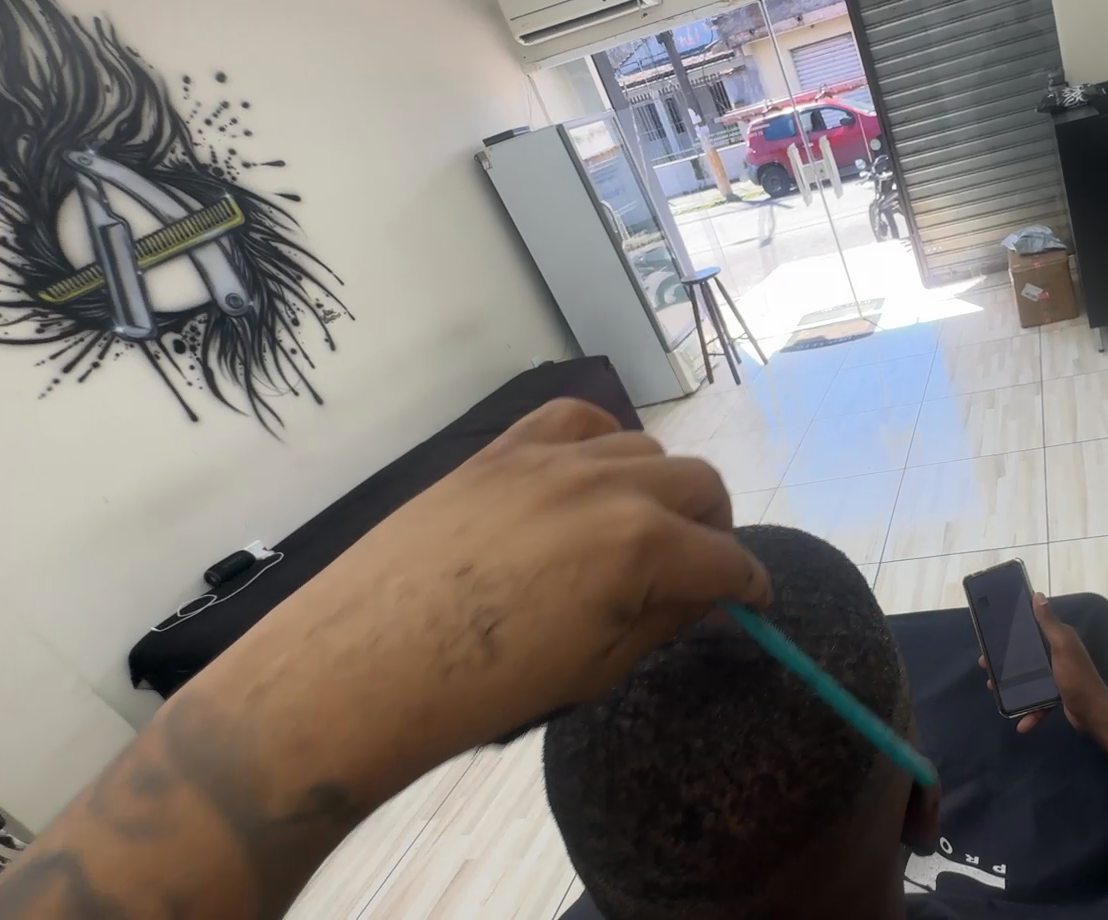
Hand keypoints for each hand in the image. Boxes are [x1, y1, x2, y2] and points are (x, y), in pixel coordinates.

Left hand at [0, 398, 773, 919]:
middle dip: (716, 528)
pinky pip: (579, 417)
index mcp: (640, 549)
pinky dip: (602, 441)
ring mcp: (555, 457)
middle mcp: (611, 486)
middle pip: (705, 484)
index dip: (752, 584)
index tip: (755, 598)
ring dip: (662, 489)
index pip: (728, 559)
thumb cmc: (485, 689)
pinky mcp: (506, 447)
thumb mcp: (601, 666)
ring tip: (635, 524)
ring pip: (650, 449)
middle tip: (696, 565)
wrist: (353, 672)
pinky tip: (590, 473)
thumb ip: (671, 616)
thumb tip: (711, 591)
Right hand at [981, 593, 1107, 735]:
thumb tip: (1037, 595)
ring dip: (1010, 683)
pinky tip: (1020, 723)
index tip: (993, 632)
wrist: (1093, 713)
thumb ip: (1049, 623)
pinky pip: (1037, 701)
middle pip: (1025, 653)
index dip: (1014, 628)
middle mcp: (1056, 654)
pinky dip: (1029, 711)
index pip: (1033, 628)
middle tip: (985, 662)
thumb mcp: (1062, 646)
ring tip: (992, 687)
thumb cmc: (1076, 676)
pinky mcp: (1055, 695)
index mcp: (1059, 639)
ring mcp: (1055, 675)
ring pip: (1027, 676)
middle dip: (1006, 658)